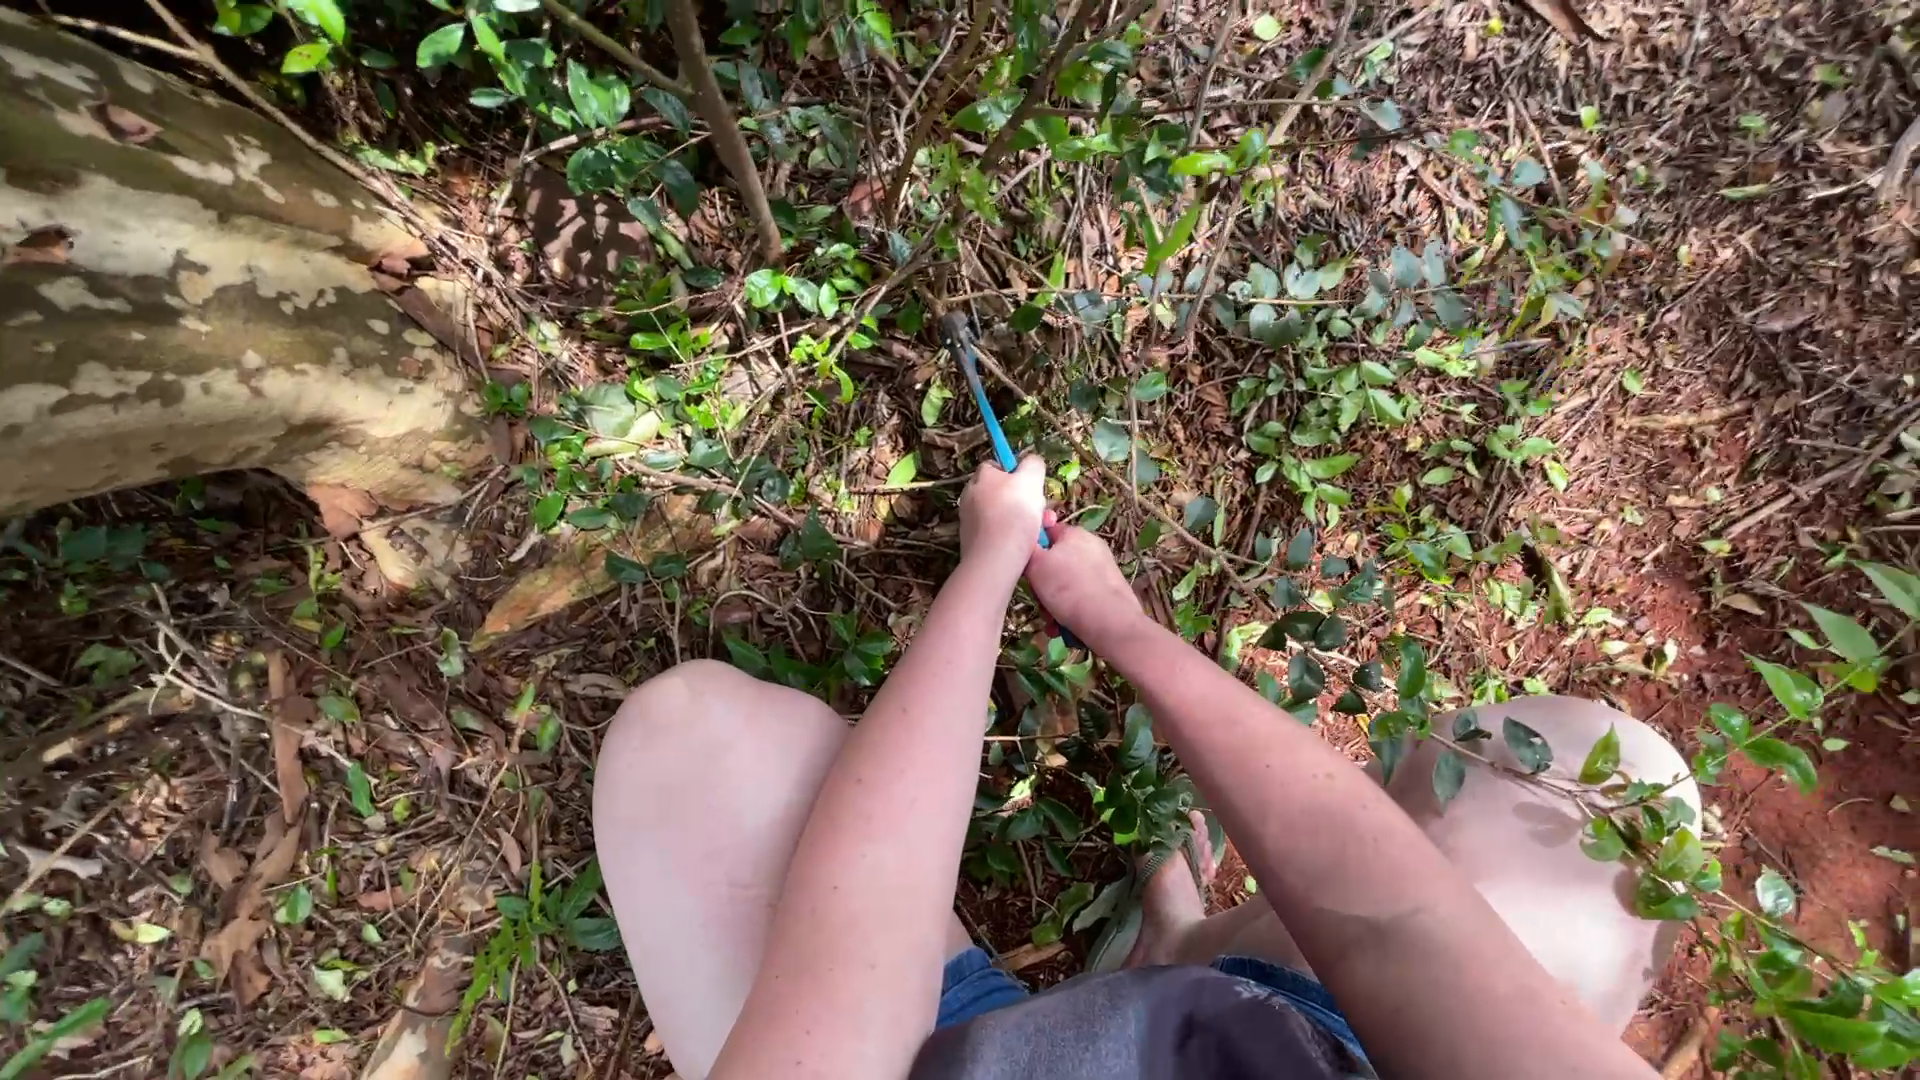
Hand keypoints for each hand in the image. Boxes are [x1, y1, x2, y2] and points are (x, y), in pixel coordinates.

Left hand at [959, 455, 1045, 576]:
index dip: (1015, 474)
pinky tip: (1021, 544)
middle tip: (1037, 511)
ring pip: (998, 513)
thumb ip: (1033, 465)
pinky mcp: (971, 540)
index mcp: (982, 476)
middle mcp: (970, 494)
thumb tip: (1031, 461)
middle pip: (998, 491)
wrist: (996, 556)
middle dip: (1019, 499)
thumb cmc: (1015, 512)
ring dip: (1017, 519)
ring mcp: (968, 519)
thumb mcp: (1032, 479)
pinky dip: (1007, 536)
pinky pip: (994, 532)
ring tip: (1034, 530)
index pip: (996, 466)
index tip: (1029, 487)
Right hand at [1025, 516, 1147, 644]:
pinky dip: (1068, 613)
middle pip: (1055, 563)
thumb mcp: (1035, 565)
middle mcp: (1091, 547)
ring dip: (1052, 605)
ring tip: (1051, 621)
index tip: (1025, 567)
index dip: (1032, 549)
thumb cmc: (1068, 588)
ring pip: (1065, 586)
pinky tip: (1062, 628)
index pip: (1047, 532)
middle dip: (1042, 587)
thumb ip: (1027, 550)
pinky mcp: (1109, 592)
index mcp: (1074, 533)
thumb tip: (1028, 544)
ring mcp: (1102, 570)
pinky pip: (1080, 599)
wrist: (1110, 622)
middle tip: (1039, 601)